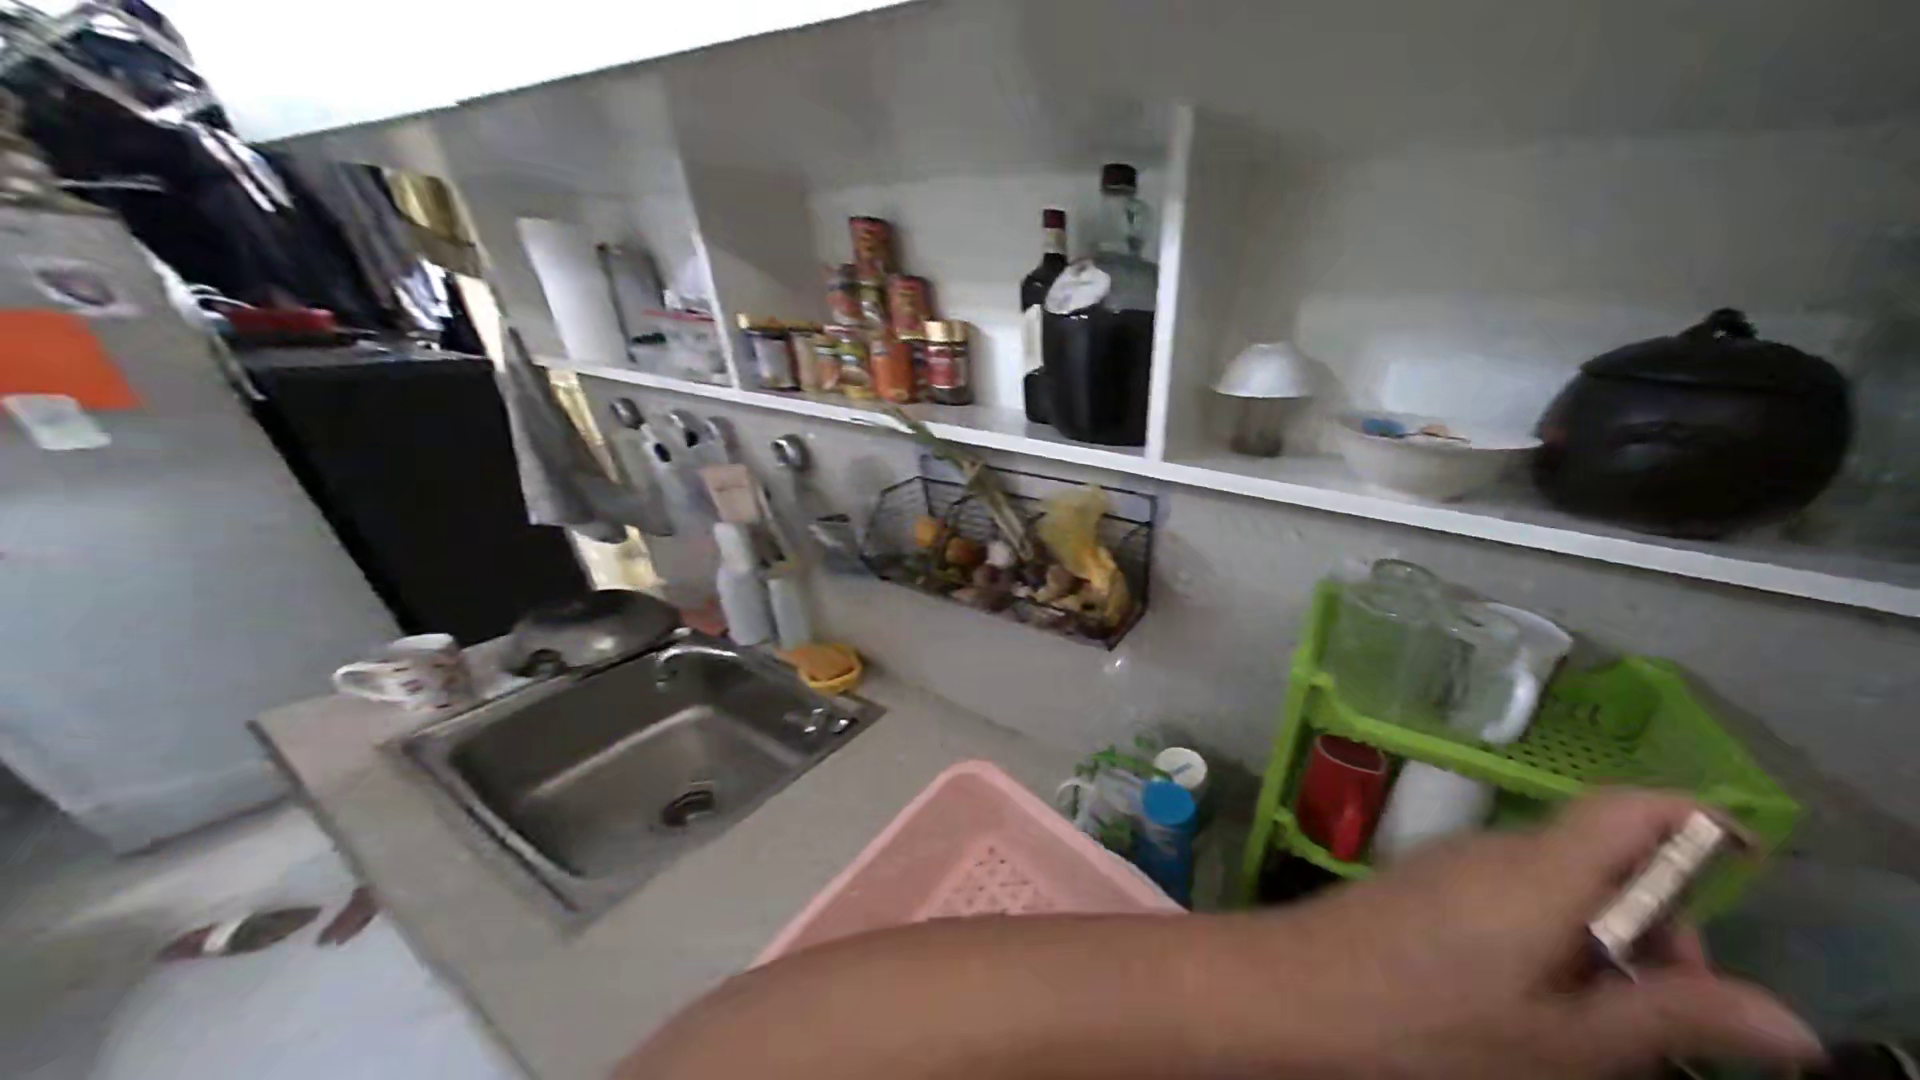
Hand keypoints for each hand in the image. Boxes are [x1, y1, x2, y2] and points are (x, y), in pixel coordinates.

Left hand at [1236, 791, 1822, 1077]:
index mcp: (1539, 872)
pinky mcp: (1420, 882)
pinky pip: (1506, 892)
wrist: (1297, 988)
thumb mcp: (1564, 1039)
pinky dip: (1545, 934)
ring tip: (1599, 1021)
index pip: (1627, 807)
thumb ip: (1671, 1015)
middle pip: (1600, 854)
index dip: (1694, 818)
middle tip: (1668, 1010)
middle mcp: (1492, 850)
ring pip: (1553, 880)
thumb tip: (1794, 1021)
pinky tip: (1530, 997)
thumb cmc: (1431, 1022)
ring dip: (1599, 936)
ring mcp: (1448, 862)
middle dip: (1657, 920)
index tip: (1746, 864)